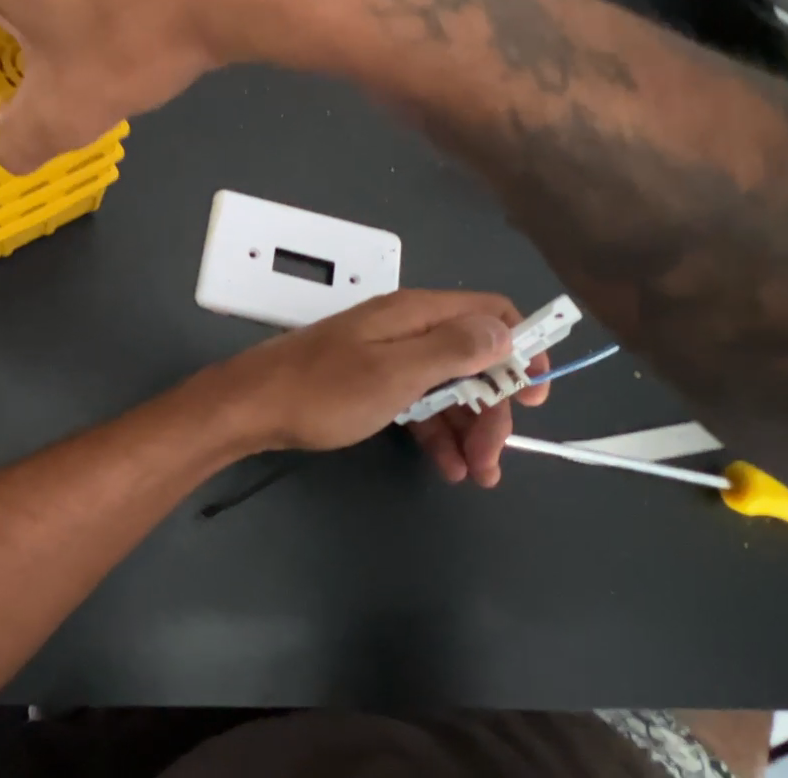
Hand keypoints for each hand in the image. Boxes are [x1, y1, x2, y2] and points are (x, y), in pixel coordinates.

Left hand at [183, 290, 549, 485]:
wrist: (251, 407)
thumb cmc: (323, 390)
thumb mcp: (395, 372)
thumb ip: (452, 350)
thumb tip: (504, 331)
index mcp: (414, 314)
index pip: (489, 313)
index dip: (521, 348)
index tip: (536, 395)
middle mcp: (404, 328)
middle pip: (472, 359)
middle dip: (493, 409)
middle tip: (495, 459)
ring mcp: (384, 356)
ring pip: (446, 388)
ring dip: (468, 430)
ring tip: (475, 475)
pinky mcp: (369, 383)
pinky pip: (417, 404)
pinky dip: (436, 433)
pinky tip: (447, 467)